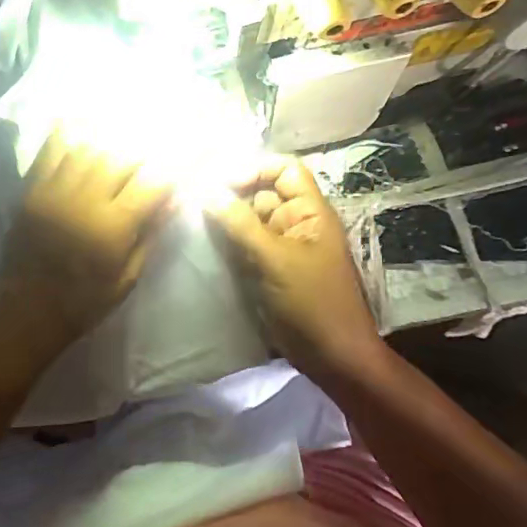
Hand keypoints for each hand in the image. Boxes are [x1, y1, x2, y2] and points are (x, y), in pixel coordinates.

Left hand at [0, 132, 174, 366]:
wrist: (24, 311)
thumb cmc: (83, 302)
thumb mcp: (127, 277)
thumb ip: (150, 234)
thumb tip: (175, 198)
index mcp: (114, 226)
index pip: (155, 181)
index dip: (180, 160)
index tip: (197, 143)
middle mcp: (85, 199)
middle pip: (123, 155)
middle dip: (148, 142)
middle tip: (163, 132)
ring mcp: (54, 190)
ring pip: (89, 146)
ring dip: (112, 133)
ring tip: (128, 123)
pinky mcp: (31, 188)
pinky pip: (50, 149)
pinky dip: (67, 131)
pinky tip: (81, 118)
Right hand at [206, 156, 379, 378]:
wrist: (332, 358)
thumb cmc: (312, 303)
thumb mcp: (275, 259)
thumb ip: (239, 223)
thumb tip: (206, 191)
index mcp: (309, 212)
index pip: (284, 169)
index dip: (254, 169)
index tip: (221, 184)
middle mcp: (294, 223)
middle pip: (260, 192)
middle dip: (230, 195)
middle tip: (195, 204)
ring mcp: (279, 248)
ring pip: (246, 220)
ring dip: (223, 220)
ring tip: (194, 225)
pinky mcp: (266, 270)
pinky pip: (242, 245)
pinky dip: (224, 243)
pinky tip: (203, 247)